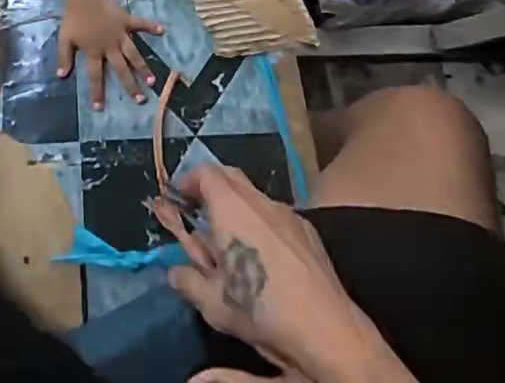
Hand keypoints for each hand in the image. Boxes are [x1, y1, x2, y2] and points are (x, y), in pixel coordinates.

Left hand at [57, 0, 162, 108]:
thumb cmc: (73, 19)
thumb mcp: (65, 39)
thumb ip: (64, 57)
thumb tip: (61, 76)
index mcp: (95, 51)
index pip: (96, 75)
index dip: (97, 92)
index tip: (100, 108)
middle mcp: (110, 46)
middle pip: (121, 68)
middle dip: (130, 85)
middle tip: (140, 99)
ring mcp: (120, 34)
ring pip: (133, 53)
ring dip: (143, 66)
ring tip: (152, 80)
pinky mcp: (126, 20)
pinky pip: (140, 24)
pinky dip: (150, 26)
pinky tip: (162, 30)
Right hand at [167, 166, 416, 382]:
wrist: (329, 332)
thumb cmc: (262, 311)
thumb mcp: (213, 304)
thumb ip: (188, 280)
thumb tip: (174, 271)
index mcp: (231, 207)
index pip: (203, 172)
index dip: (186, 182)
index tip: (176, 200)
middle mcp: (258, 200)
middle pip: (228, 175)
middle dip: (209, 188)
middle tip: (198, 214)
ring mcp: (287, 212)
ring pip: (253, 195)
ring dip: (235, 206)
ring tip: (229, 241)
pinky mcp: (307, 230)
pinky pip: (275, 214)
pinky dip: (260, 221)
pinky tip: (263, 256)